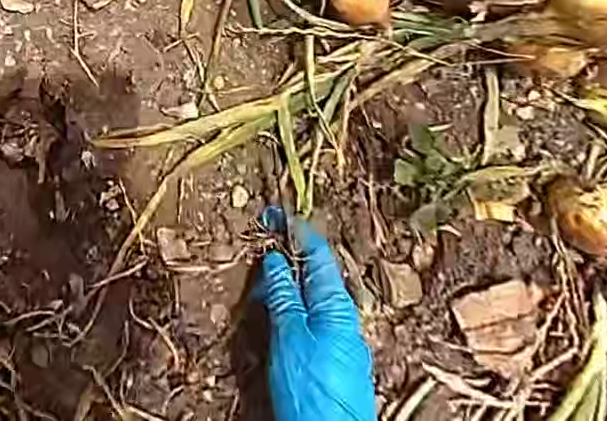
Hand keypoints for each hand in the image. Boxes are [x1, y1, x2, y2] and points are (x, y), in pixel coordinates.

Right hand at [258, 209, 375, 420]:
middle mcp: (343, 314)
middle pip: (314, 271)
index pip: (316, 250)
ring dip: (288, 279)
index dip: (294, 227)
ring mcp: (340, 337)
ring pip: (311, 294)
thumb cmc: (313, 392)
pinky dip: (293, 304)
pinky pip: (312, 317)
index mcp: (336, 302)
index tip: (272, 213)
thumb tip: (275, 259)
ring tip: (263, 272)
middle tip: (263, 239)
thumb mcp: (290, 337)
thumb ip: (283, 295)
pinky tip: (277, 309)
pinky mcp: (334, 357)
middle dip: (289, 252)